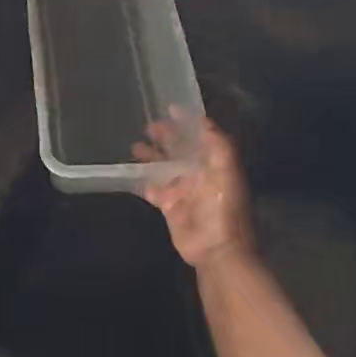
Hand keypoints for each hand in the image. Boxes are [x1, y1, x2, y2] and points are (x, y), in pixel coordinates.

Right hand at [134, 111, 254, 268]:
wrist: (216, 249)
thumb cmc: (224, 208)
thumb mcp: (227, 172)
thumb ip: (218, 144)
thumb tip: (203, 120)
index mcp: (214, 164)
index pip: (199, 137)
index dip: (187, 122)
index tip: (170, 107)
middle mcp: (198, 173)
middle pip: (178, 150)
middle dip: (165, 137)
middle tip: (148, 126)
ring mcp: (181, 189)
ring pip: (162, 167)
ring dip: (150, 156)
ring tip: (134, 146)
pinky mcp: (167, 205)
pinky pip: (150, 188)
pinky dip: (140, 180)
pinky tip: (128, 172)